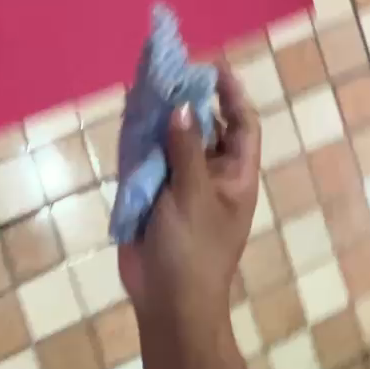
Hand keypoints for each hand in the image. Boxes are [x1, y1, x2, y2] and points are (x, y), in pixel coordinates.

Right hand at [119, 65, 259, 324]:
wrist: (168, 301)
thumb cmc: (194, 250)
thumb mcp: (194, 196)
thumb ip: (185, 150)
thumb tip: (181, 105)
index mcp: (234, 175)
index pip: (242, 124)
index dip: (231, 94)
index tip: (211, 66)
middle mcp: (209, 173)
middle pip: (203, 126)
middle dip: (188, 98)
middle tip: (167, 68)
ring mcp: (179, 183)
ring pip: (172, 139)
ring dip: (159, 114)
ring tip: (144, 81)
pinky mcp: (151, 193)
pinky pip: (146, 157)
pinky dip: (138, 136)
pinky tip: (127, 114)